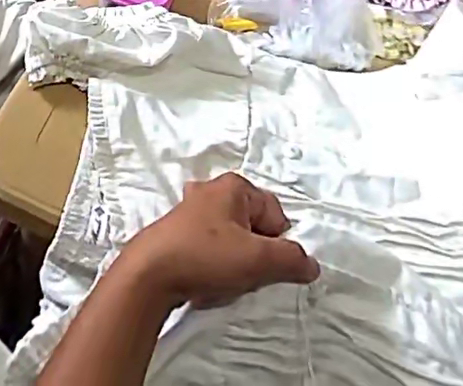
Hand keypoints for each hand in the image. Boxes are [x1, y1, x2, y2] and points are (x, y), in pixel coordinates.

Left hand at [113, 172, 318, 310]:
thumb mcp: (258, 259)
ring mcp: (194, 209)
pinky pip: (215, 247)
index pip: (276, 213)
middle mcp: (213, 190)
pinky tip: (209, 276)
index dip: (278, 242)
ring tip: (225, 275)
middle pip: (256, 225)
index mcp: (233, 186)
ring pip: (236, 239)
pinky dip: (217, 263)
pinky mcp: (182, 230)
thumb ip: (292, 259)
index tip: (267, 260)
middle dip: (257, 252)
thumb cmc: (204, 255)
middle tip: (247, 269)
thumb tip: (309, 262)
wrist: (152, 272)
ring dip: (238, 261)